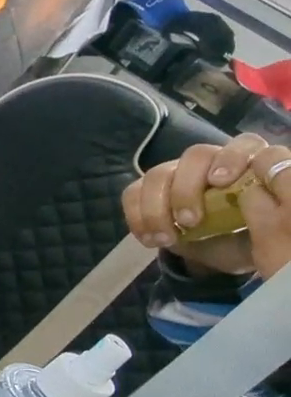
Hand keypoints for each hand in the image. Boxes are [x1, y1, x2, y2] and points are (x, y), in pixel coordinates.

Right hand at [124, 134, 290, 278]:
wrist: (218, 251)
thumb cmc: (249, 237)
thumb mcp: (265, 228)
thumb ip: (262, 211)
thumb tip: (249, 199)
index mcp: (249, 165)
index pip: (244, 145)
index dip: (231, 158)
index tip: (220, 183)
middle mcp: (211, 162)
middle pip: (195, 156)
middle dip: (187, 188)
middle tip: (189, 221)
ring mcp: (175, 173)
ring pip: (158, 174)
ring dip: (157, 208)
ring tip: (166, 238)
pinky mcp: (145, 188)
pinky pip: (132, 193)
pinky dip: (137, 217)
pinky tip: (149, 239)